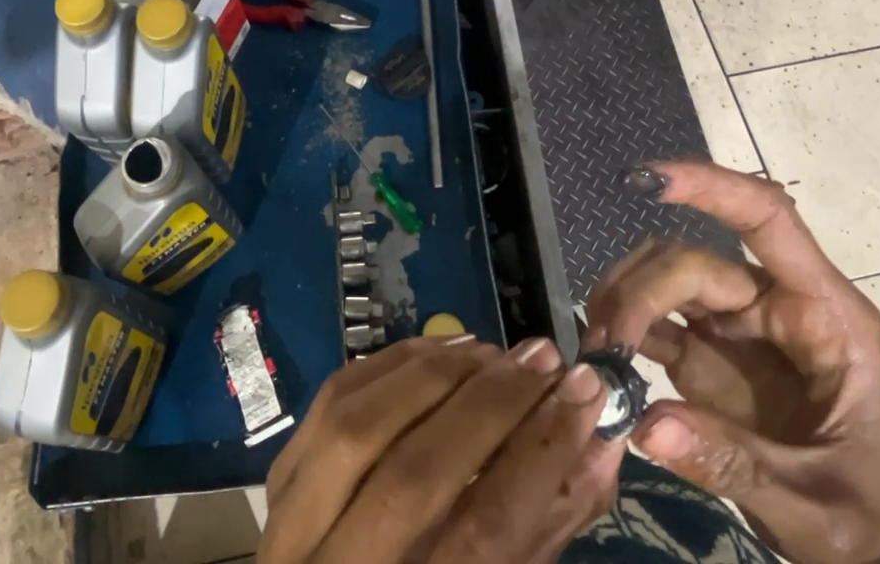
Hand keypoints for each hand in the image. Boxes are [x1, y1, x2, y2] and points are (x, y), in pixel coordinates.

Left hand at [259, 335, 624, 563]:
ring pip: (360, 425)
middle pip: (415, 475)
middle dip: (490, 406)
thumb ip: (548, 515)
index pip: (484, 532)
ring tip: (496, 351)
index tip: (587, 391)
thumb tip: (600, 435)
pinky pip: (334, 396)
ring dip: (437, 375)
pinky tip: (443, 347)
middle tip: (546, 360)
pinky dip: (393, 363)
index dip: (542, 453)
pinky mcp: (279, 469)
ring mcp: (291, 522)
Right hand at [588, 161, 879, 563]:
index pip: (769, 220)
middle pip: (693, 261)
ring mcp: (738, 329)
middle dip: (642, 292)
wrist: (878, 549)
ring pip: (665, 278)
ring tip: (599, 352)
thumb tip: (646, 424)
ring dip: (623, 302)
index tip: (649, 180)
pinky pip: (654, 320)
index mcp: (825, 318)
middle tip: (606, 349)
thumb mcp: (820, 509)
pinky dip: (622, 329)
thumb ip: (735, 467)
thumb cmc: (871, 519)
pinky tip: (601, 355)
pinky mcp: (707, 355)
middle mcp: (776, 307)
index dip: (712, 188)